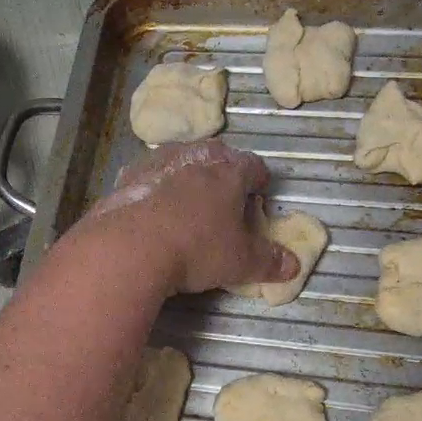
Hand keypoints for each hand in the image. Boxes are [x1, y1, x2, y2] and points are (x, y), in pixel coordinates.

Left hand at [77, 140, 298, 294]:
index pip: (253, 166)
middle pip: (216, 155)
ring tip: (189, 198)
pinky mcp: (127, 179)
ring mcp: (157, 164)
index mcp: (228, 172)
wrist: (131, 247)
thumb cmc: (197, 250)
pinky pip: (148, 177)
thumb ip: (268, 261)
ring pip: (180, 160)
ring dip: (187, 174)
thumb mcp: (240, 262)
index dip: (260, 180)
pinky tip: (152, 207)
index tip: (260, 193)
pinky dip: (154, 188)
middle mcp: (195, 158)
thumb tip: (294, 265)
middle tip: (225, 195)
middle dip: (224, 171)